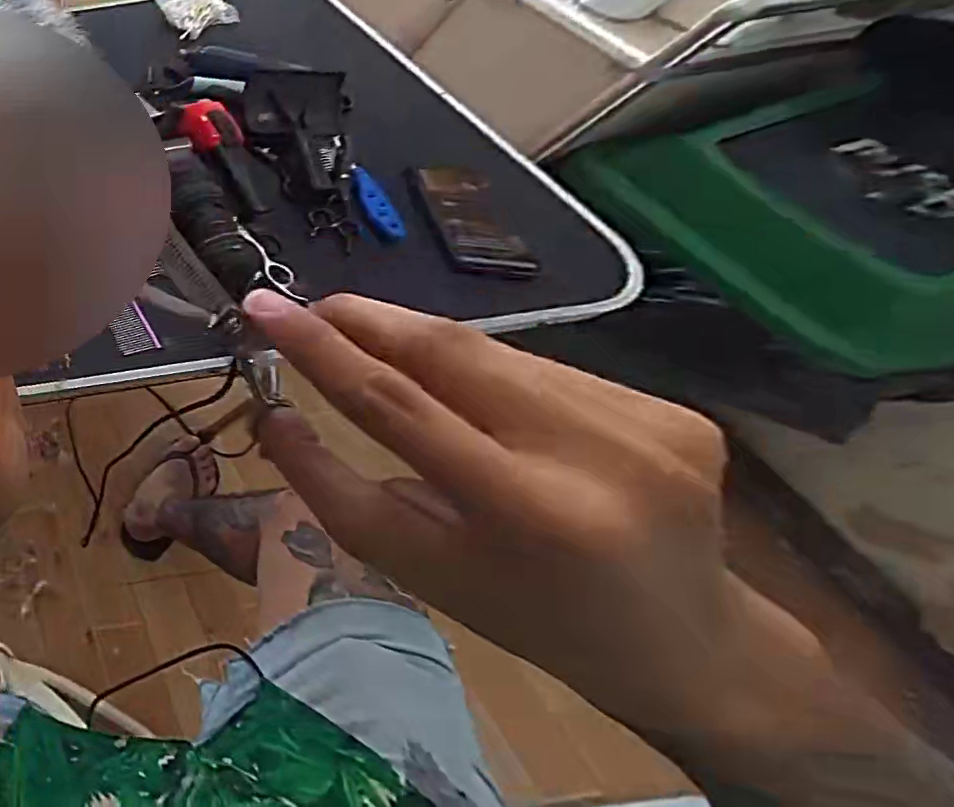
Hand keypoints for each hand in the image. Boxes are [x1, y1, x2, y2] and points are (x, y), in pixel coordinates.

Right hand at [242, 290, 818, 738]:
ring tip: (380, 362)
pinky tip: (473, 401)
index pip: (395, 401)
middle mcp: (596, 449)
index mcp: (527, 510)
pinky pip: (531, 365)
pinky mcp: (666, 405)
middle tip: (306, 316)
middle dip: (361, 321)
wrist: (690, 647)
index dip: (318, 347)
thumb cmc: (522, 615)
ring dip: (413, 345)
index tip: (262, 306)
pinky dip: (475, 369)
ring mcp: (643, 418)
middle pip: (445, 350)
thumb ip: (330, 487)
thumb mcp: (412, 567)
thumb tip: (271, 414)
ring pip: (485, 351)